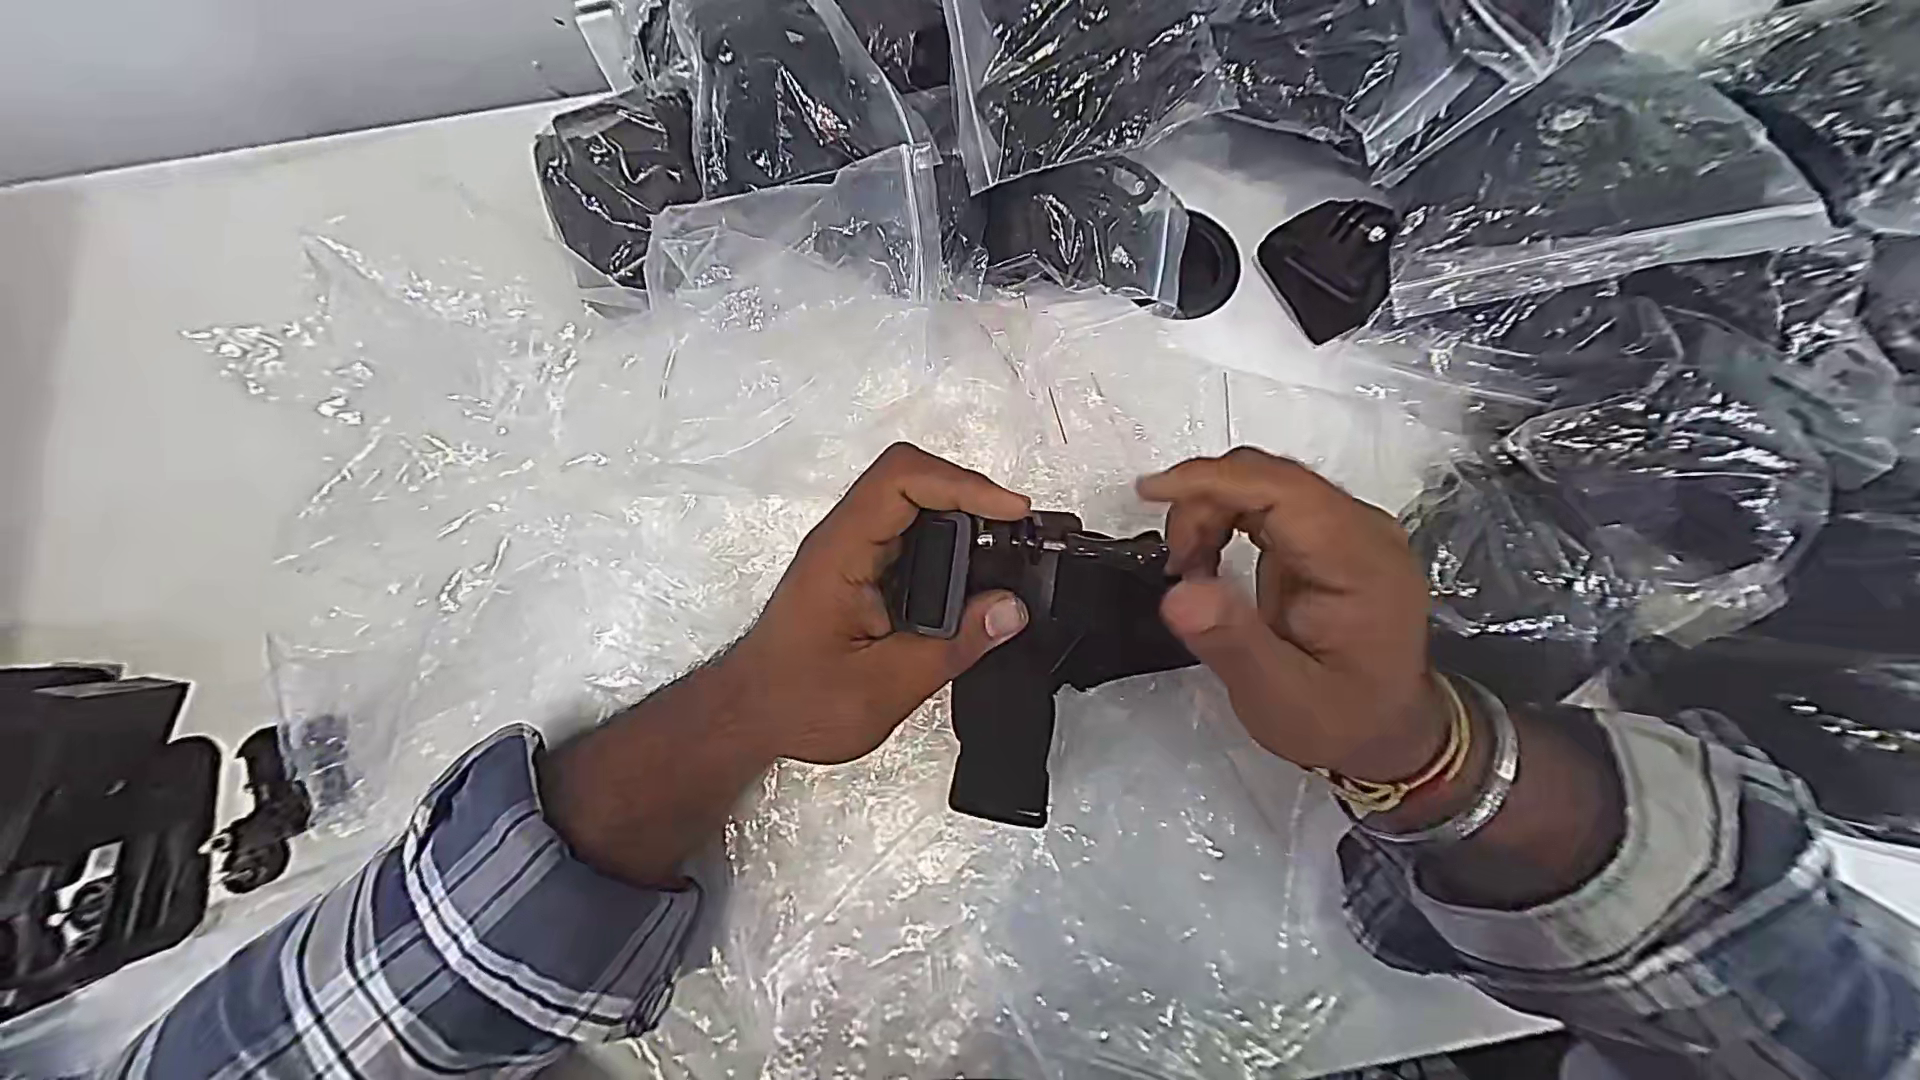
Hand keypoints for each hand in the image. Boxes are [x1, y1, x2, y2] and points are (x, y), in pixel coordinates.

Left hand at [727, 443, 1032, 764]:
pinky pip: (909, 531)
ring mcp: (852, 551)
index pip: (901, 480)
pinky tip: (971, 570)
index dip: (962, 484)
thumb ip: (953, 647)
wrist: (752, 715)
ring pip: (913, 501)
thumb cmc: (796, 702)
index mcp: (841, 554)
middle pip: (911, 478)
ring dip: (961, 513)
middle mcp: (843, 540)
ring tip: (1002, 545)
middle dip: (970, 493)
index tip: (1009, 511)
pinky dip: (949, 539)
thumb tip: (1009, 610)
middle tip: (1014, 528)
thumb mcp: (884, 686)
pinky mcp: (862, 568)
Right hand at [1137, 448, 1446, 781]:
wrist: (1385, 732)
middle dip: (1201, 505)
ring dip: (1206, 514)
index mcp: (1358, 562)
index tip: (1149, 492)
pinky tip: (1208, 560)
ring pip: (1257, 483)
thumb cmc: (1340, 720)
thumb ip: (1232, 643)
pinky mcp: (1323, 536)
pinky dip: (1220, 520)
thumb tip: (1179, 594)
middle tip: (1176, 565)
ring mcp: (1343, 528)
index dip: (1210, 482)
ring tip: (1190, 570)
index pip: (1280, 490)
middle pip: (1264, 477)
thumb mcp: (1281, 698)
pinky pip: (1261, 502)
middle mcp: (1357, 530)